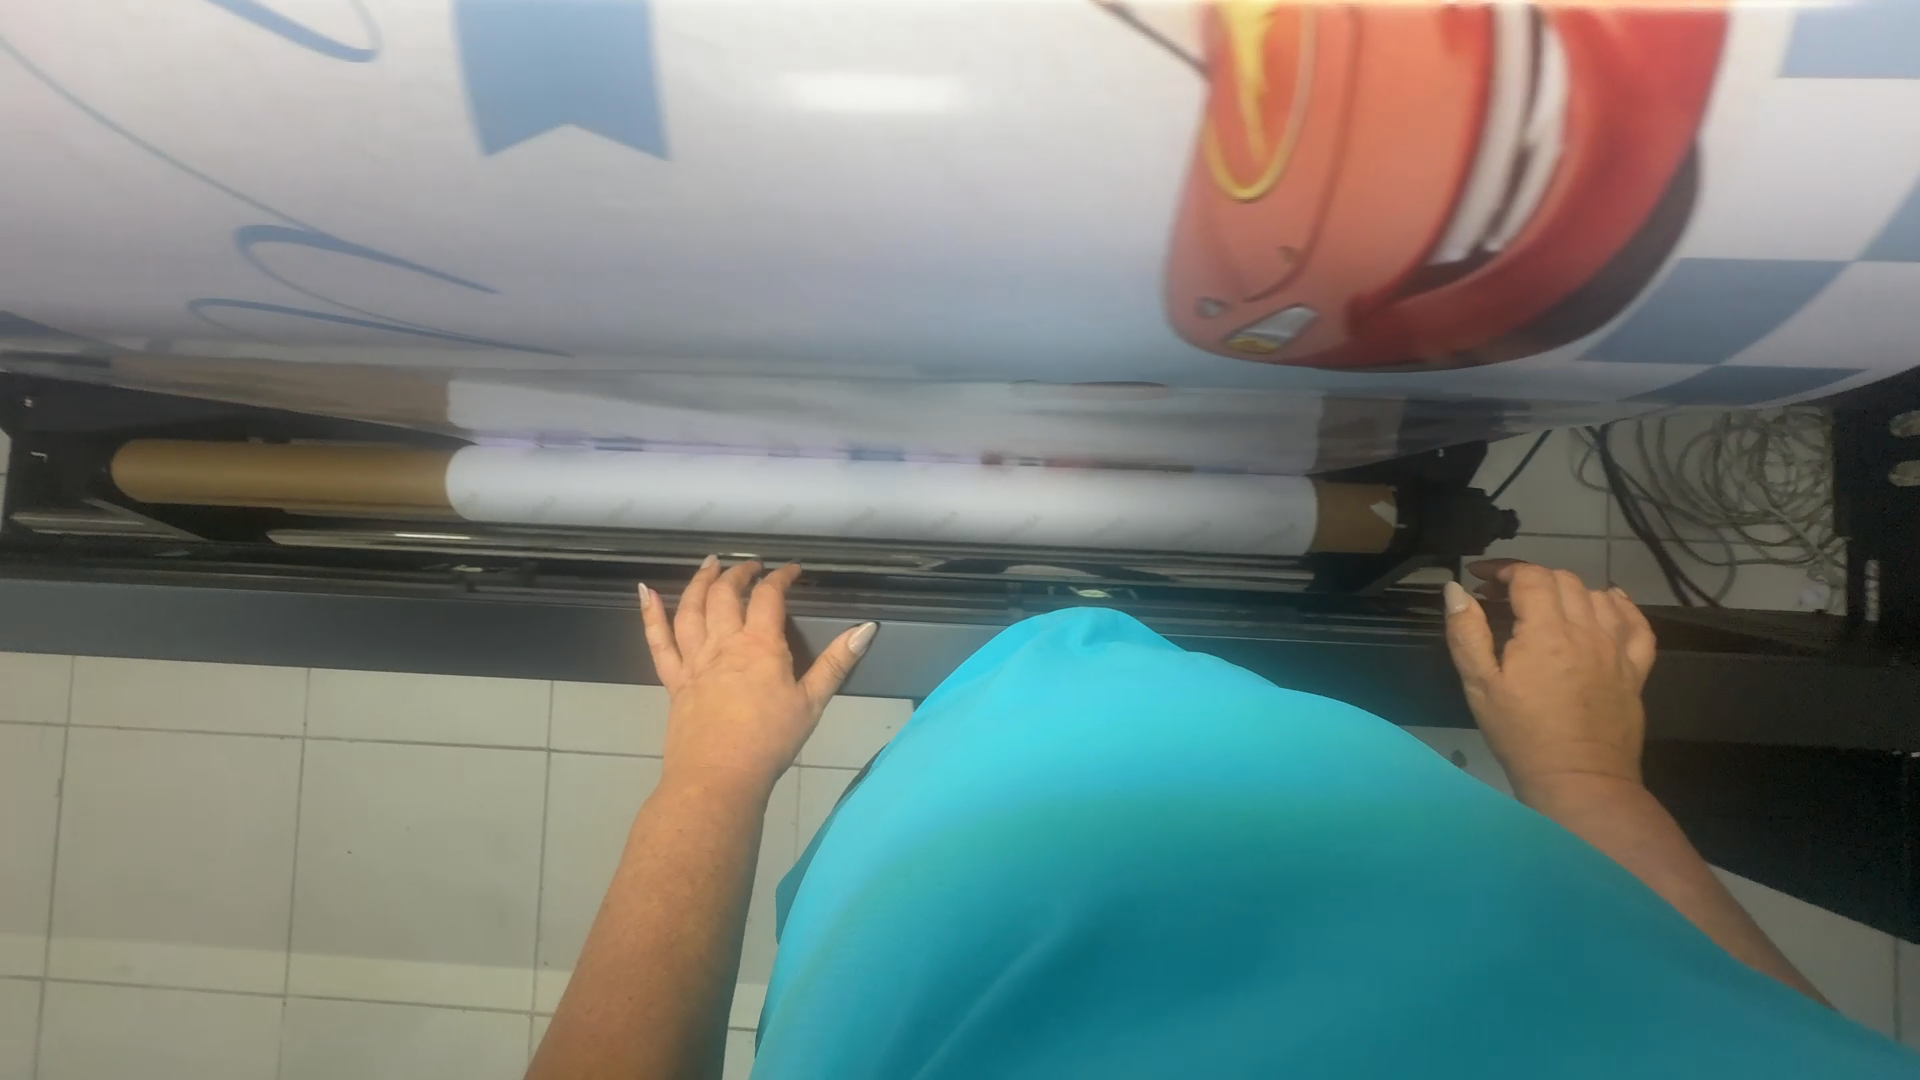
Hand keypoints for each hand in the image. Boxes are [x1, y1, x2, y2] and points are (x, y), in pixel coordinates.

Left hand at [639, 557, 876, 794]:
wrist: (719, 779)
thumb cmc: (770, 742)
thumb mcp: (812, 702)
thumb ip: (837, 662)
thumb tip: (867, 627)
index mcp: (760, 646)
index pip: (770, 597)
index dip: (781, 577)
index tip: (792, 570)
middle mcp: (724, 644)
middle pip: (726, 595)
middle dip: (739, 573)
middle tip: (751, 565)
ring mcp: (694, 661)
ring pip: (692, 609)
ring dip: (700, 581)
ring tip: (709, 564)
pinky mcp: (674, 680)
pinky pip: (658, 641)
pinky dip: (650, 614)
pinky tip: (646, 593)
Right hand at [1441, 560, 1656, 799]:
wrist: (1578, 777)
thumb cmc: (1519, 731)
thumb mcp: (1478, 682)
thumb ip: (1466, 631)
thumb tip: (1456, 589)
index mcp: (1546, 634)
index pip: (1531, 577)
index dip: (1502, 569)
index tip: (1478, 577)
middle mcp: (1588, 633)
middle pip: (1564, 580)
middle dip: (1528, 577)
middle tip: (1498, 594)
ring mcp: (1617, 650)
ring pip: (1597, 596)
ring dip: (1565, 590)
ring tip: (1539, 605)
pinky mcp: (1635, 670)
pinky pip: (1636, 624)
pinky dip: (1618, 605)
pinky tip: (1605, 602)